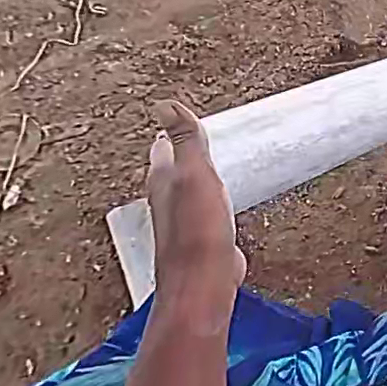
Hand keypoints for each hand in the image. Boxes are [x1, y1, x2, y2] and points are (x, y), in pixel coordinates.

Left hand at [147, 100, 246, 304]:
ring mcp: (184, 220)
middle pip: (172, 169)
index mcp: (164, 180)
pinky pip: (204, 209)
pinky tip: (222, 201)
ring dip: (195, 177)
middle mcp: (167, 199)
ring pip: (187, 190)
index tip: (183, 119)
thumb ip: (185, 141)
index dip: (174, 133)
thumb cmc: (199, 229)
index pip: (164, 148)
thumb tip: (165, 105)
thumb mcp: (196, 175)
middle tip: (194, 138)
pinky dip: (211, 198)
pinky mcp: (202, 237)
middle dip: (180, 154)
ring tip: (208, 165)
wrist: (206, 280)